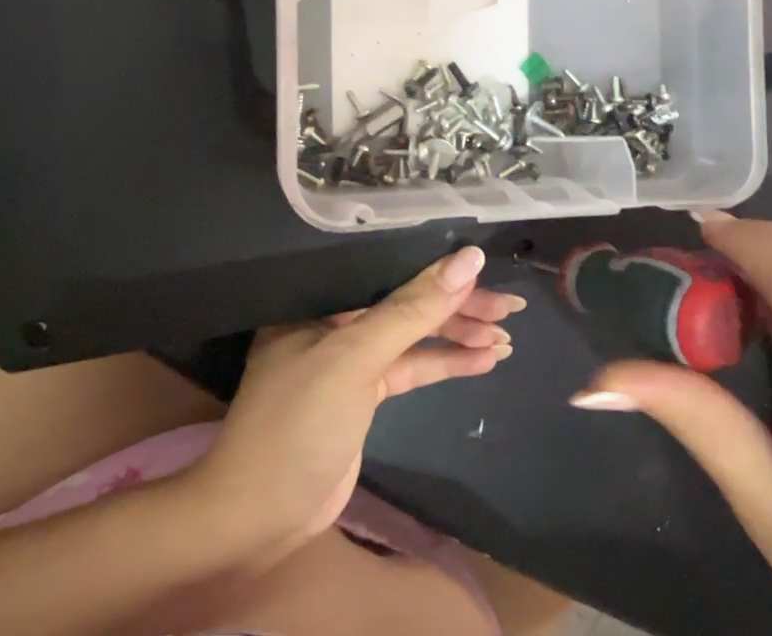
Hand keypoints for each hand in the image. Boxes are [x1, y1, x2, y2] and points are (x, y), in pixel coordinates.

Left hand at [194, 247, 520, 551]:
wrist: (261, 512)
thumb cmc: (299, 422)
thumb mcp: (356, 358)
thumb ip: (411, 310)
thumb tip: (468, 259)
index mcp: (315, 301)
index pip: (385, 271)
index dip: (437, 270)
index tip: (486, 270)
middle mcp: (329, 323)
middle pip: (403, 304)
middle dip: (456, 307)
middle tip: (510, 309)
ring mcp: (347, 362)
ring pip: (411, 338)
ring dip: (457, 337)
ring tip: (506, 337)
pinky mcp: (362, 397)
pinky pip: (409, 369)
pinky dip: (444, 364)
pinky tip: (484, 360)